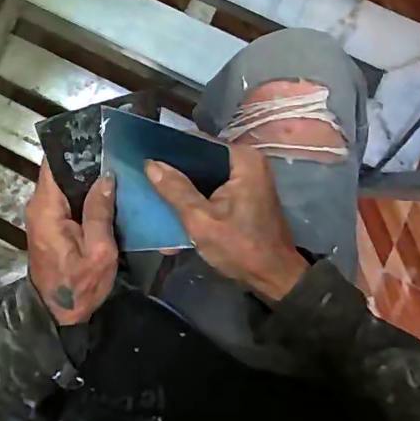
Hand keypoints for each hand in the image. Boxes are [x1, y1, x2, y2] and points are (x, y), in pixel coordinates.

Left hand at [24, 161, 117, 324]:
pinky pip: (67, 196)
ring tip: (115, 162)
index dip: (73, 147)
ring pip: (65, 182)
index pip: (53, 164)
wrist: (59, 316)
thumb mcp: (99, 252)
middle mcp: (39, 205)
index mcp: (47, 208)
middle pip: (60, 170)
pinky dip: (84, 190)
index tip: (96, 134)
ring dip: (87, 175)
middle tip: (114, 148)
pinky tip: (106, 186)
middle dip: (85, 159)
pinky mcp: (51, 223)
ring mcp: (43, 214)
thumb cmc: (78, 286)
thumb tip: (106, 177)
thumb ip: (100, 212)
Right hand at [144, 145, 308, 302]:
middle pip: (200, 158)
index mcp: (242, 159)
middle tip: (146, 178)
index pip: (198, 142)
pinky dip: (196, 197)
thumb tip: (151, 164)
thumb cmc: (240, 247)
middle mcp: (247, 162)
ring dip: (183, 187)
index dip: (170, 150)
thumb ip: (175, 190)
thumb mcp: (201, 220)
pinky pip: (213, 187)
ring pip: (204, 174)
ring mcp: (247, 178)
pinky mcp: (244, 193)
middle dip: (175, 172)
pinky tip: (174, 210)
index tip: (145, 157)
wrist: (274, 278)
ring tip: (154, 193)